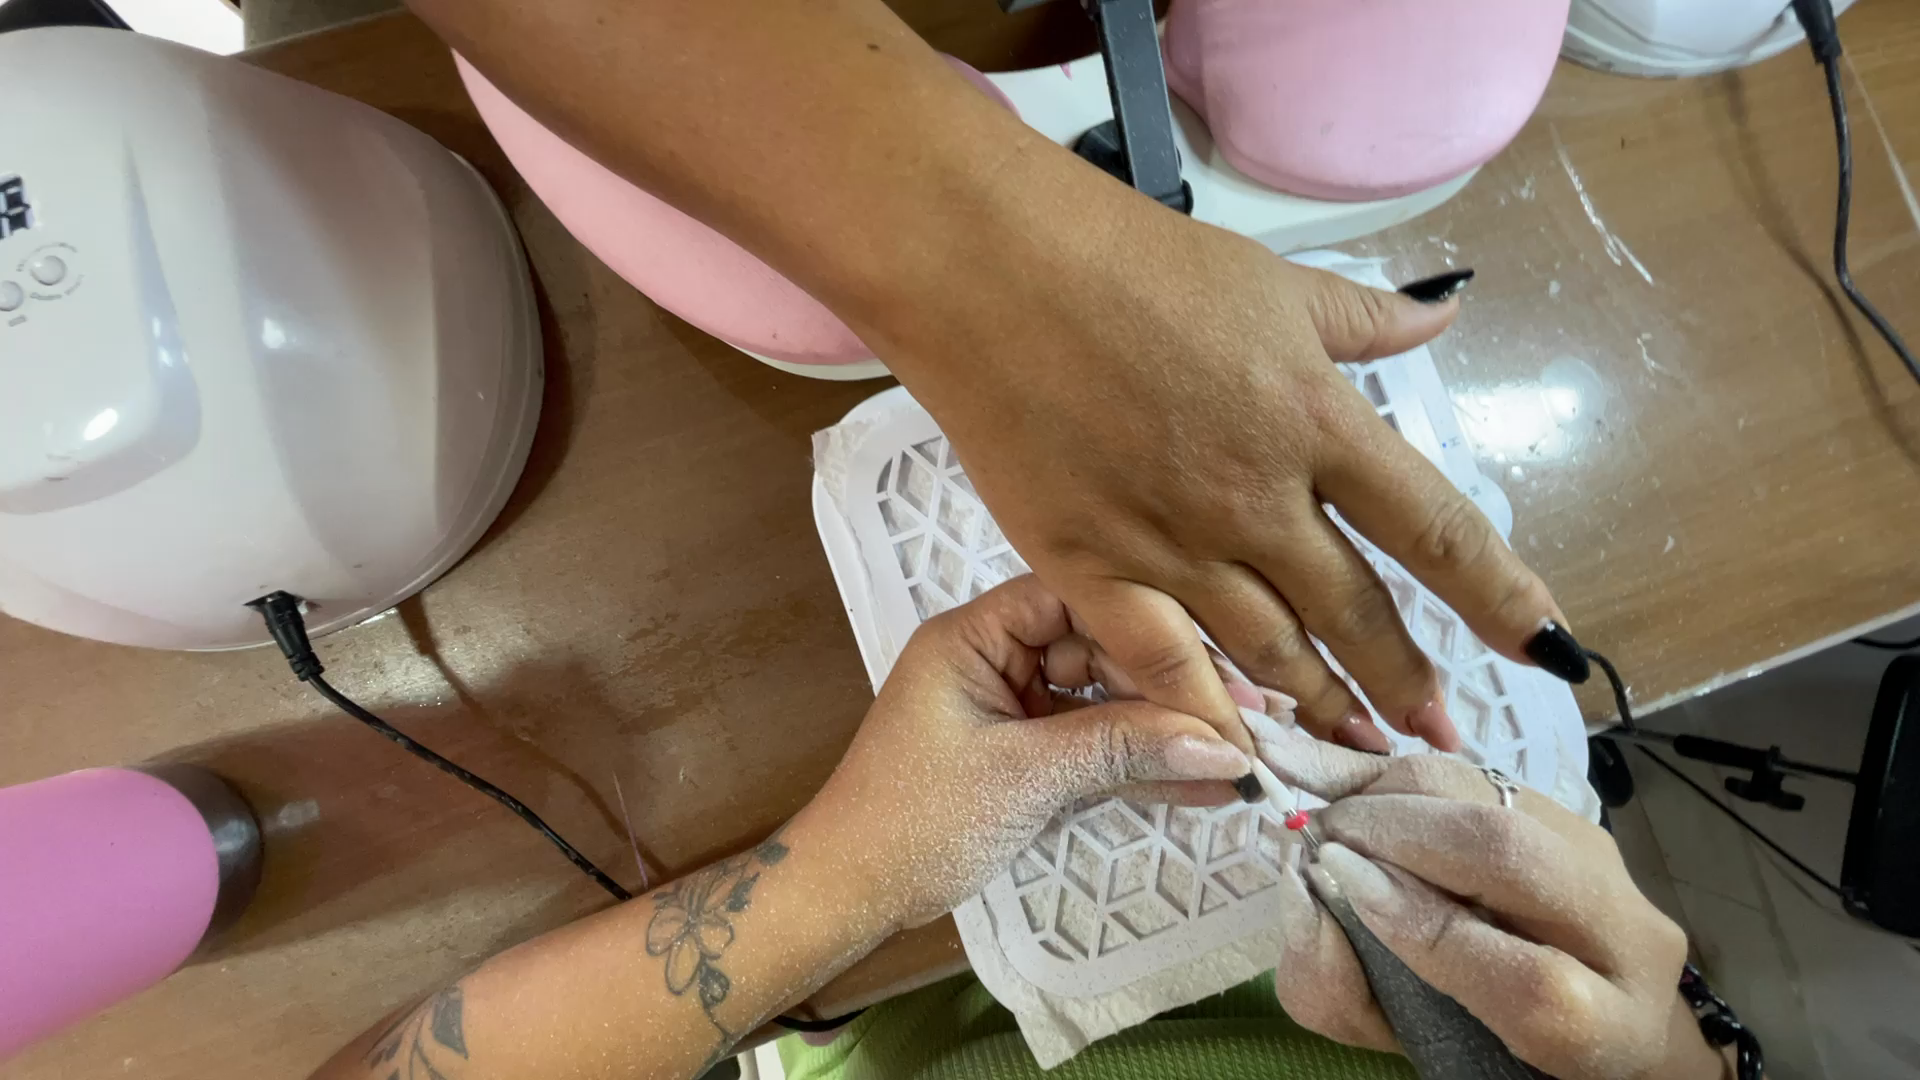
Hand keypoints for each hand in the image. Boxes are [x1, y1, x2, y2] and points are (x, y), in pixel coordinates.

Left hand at [799, 575, 1250, 931]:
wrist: (856, 890)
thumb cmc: (917, 819)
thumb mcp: (1024, 776)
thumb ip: (1120, 749)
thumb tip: (1223, 746)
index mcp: (976, 634)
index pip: (1072, 599)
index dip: (1143, 626)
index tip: (1216, 662)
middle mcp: (997, 655)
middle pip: (1096, 650)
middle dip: (1165, 689)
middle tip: (1248, 720)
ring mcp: (1014, 702)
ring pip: (1100, 699)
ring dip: (1160, 730)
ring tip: (1241, 756)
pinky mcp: (1026, 746)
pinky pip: (1089, 741)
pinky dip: (1133, 762)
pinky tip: (1197, 782)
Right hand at [872, 204, 1570, 757]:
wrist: (998, 284)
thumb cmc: (1129, 264)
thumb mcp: (1265, 279)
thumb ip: (1359, 316)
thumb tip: (1444, 313)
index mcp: (1313, 421)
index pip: (1434, 531)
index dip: (1497, 597)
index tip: (1539, 650)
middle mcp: (1257, 502)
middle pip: (1354, 611)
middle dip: (1405, 678)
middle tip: (1436, 731)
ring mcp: (1172, 545)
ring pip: (1267, 648)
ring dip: (1320, 702)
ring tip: (1353, 745)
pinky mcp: (1090, 568)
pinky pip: (1161, 662)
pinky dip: (1207, 712)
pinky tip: (1237, 751)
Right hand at [1255, 724, 1725, 1079]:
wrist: (1544, 980)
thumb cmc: (1458, 1021)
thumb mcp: (1391, 1029)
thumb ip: (1332, 986)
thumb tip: (1298, 892)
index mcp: (1601, 1031)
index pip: (1531, 987)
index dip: (1418, 925)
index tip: (1334, 877)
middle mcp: (1620, 934)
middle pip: (1510, 854)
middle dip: (1388, 830)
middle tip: (1317, 834)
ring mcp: (1588, 851)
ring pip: (1480, 790)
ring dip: (1377, 788)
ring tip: (1317, 800)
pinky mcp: (1545, 800)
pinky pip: (1452, 766)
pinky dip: (1375, 764)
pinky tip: (1313, 756)